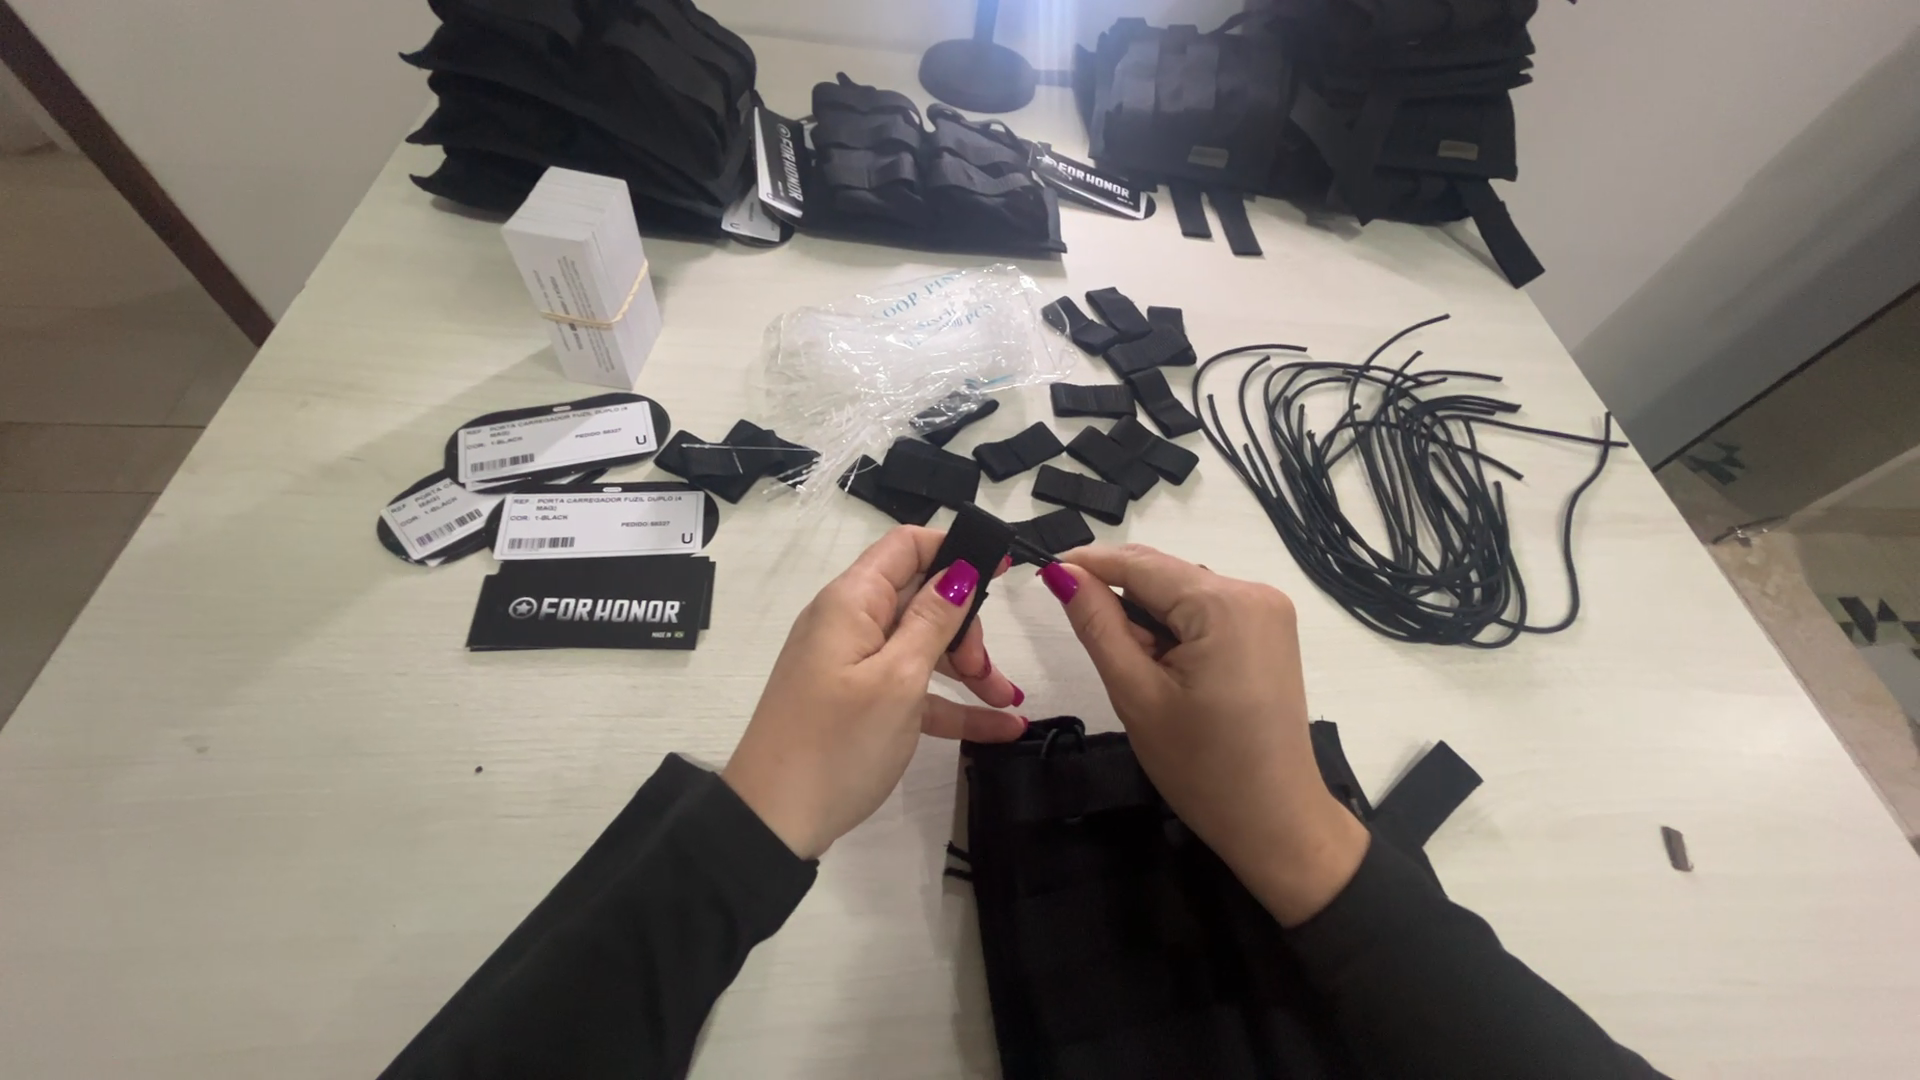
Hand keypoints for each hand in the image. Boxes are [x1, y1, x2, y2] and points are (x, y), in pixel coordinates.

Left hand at [723, 527, 1028, 858]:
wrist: (773, 822)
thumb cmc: (837, 743)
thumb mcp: (897, 679)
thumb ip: (933, 620)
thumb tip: (960, 569)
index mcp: (853, 601)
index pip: (907, 546)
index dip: (956, 549)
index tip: (1002, 568)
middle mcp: (850, 622)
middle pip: (920, 596)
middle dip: (964, 624)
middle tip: (983, 668)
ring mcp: (853, 663)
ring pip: (922, 645)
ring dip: (967, 668)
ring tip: (1005, 701)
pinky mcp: (857, 700)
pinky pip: (912, 687)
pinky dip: (950, 702)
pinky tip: (998, 726)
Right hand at [1040, 545, 1369, 926]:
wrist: (1275, 822)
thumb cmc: (1202, 766)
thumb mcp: (1136, 693)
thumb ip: (1097, 624)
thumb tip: (1063, 573)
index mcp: (1224, 604)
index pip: (1141, 564)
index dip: (1089, 563)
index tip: (1044, 571)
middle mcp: (1254, 592)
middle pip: (1164, 575)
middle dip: (1123, 600)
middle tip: (1098, 649)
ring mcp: (1268, 610)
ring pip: (1182, 592)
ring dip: (1148, 617)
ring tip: (1140, 672)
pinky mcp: (1269, 630)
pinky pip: (1206, 609)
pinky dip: (1176, 627)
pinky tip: (1169, 668)